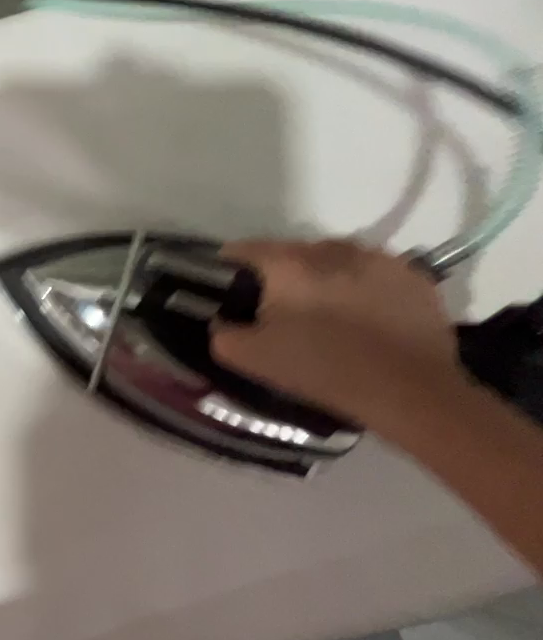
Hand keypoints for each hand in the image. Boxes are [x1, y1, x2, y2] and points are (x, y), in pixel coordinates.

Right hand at [210, 239, 477, 433]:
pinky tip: (363, 309)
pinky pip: (377, 270)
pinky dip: (363, 282)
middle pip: (295, 249)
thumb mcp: (247, 356)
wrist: (408, 391)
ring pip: (339, 255)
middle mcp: (333, 252)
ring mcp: (380, 262)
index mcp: (287, 264)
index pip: (247, 248)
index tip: (228, 280)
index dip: (232, 262)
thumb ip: (222, 331)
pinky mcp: (416, 280)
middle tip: (280, 297)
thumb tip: (223, 320)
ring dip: (326, 270)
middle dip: (283, 267)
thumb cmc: (319, 367)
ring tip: (326, 300)